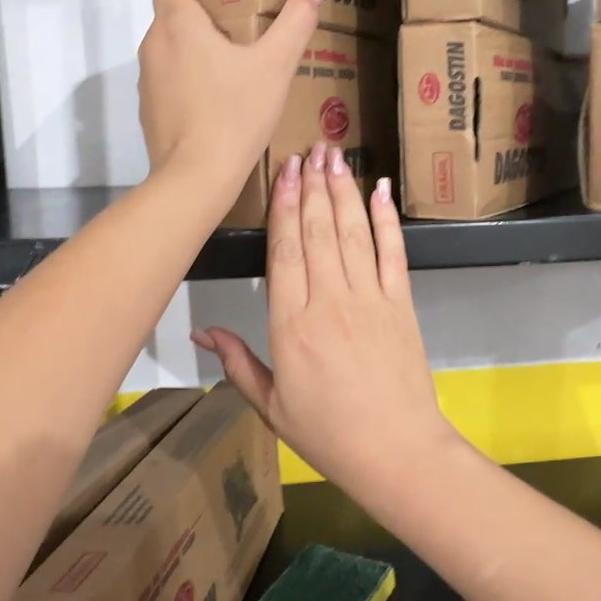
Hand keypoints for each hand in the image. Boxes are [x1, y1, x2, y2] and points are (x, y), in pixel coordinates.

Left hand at [137, 0, 326, 178]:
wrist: (196, 178)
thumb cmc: (234, 113)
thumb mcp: (275, 66)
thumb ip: (296, 21)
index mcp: (177, 23)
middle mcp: (153, 46)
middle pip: (173, 16)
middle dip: (205, 19)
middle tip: (245, 32)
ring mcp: (147, 82)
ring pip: (171, 52)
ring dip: (197, 55)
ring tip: (236, 71)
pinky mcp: (149, 113)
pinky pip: (169, 85)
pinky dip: (189, 87)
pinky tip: (220, 107)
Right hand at [193, 142, 460, 489]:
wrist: (395, 451)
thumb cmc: (327, 434)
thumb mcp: (271, 405)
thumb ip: (238, 363)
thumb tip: (200, 334)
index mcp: (291, 325)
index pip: (284, 252)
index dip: (284, 207)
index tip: (284, 172)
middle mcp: (330, 301)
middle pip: (318, 231)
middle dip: (313, 186)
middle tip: (310, 149)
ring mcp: (370, 299)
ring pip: (352, 233)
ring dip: (343, 191)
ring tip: (336, 156)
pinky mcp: (401, 304)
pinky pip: (393, 253)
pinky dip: (387, 220)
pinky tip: (381, 191)